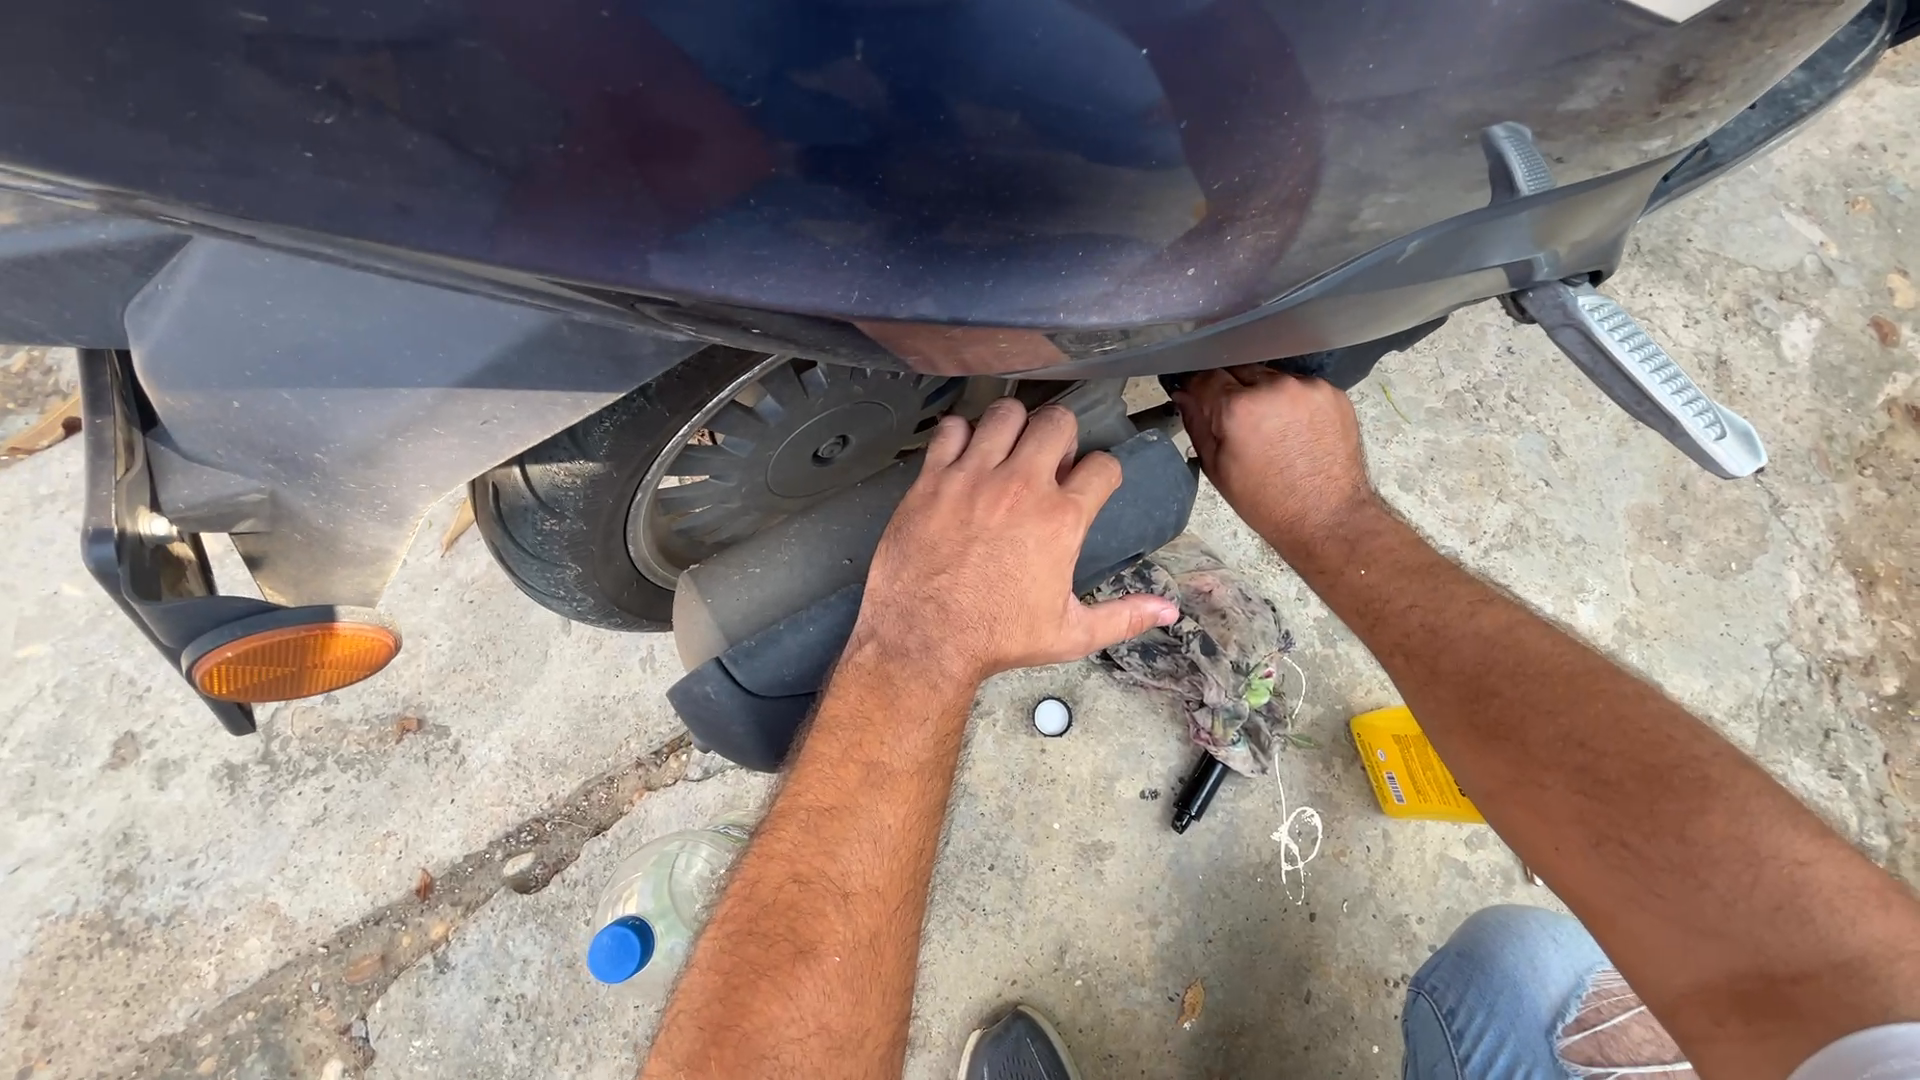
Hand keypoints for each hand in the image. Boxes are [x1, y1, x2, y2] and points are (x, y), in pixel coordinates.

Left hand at [850, 399, 1180, 683]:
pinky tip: (963, 457)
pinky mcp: (933, 480)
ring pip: (1006, 413)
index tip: (1089, 483)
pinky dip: (960, 435)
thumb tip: (1167, 611)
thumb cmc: (996, 636)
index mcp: (1061, 519)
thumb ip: (1123, 617)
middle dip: (1061, 436)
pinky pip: (951, 429)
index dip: (1101, 473)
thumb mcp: (1070, 633)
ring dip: (1013, 427)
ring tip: (1008, 451)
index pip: (1103, 465)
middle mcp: (1021, 487)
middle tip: (1049, 460)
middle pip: (1058, 421)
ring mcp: (974, 477)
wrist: (925, 639)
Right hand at [1171, 366, 1382, 557]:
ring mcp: (1307, 388)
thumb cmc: (1268, 501)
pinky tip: (1291, 429)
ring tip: (1267, 428)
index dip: (1195, 386)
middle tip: (1232, 420)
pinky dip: (1290, 400)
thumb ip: (1196, 424)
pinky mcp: (1332, 392)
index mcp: (1238, 408)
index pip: (1204, 376)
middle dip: (1229, 389)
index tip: (1193, 395)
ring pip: (1269, 376)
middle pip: (1237, 369)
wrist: (1326, 516)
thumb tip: (1183, 396)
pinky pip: (1299, 386)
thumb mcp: (1216, 468)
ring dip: (1261, 393)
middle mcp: (1273, 388)